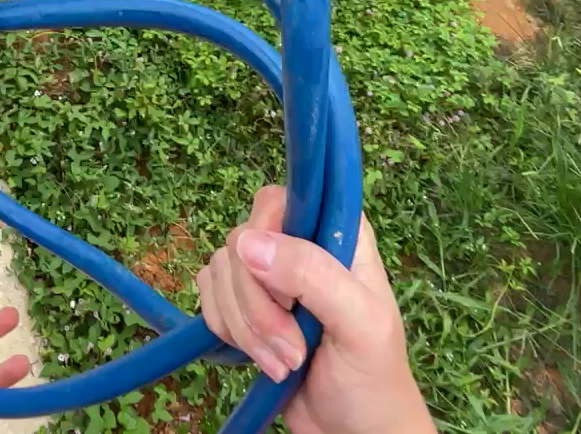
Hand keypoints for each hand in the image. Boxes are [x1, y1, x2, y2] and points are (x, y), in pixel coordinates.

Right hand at [196, 187, 435, 433]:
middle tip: (293, 349)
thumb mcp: (360, 324)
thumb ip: (312, 274)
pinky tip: (257, 356)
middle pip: (241, 240)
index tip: (285, 293)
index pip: (276, 202)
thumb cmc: (372, 379)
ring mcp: (266, 272)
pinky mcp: (242, 301)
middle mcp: (296, 240)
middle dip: (258, 305)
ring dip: (245, 326)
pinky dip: (225, 328)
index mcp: (332, 229)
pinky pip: (207, 293)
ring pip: (220, 269)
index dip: (268, 240)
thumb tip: (247, 243)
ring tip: (285, 362)